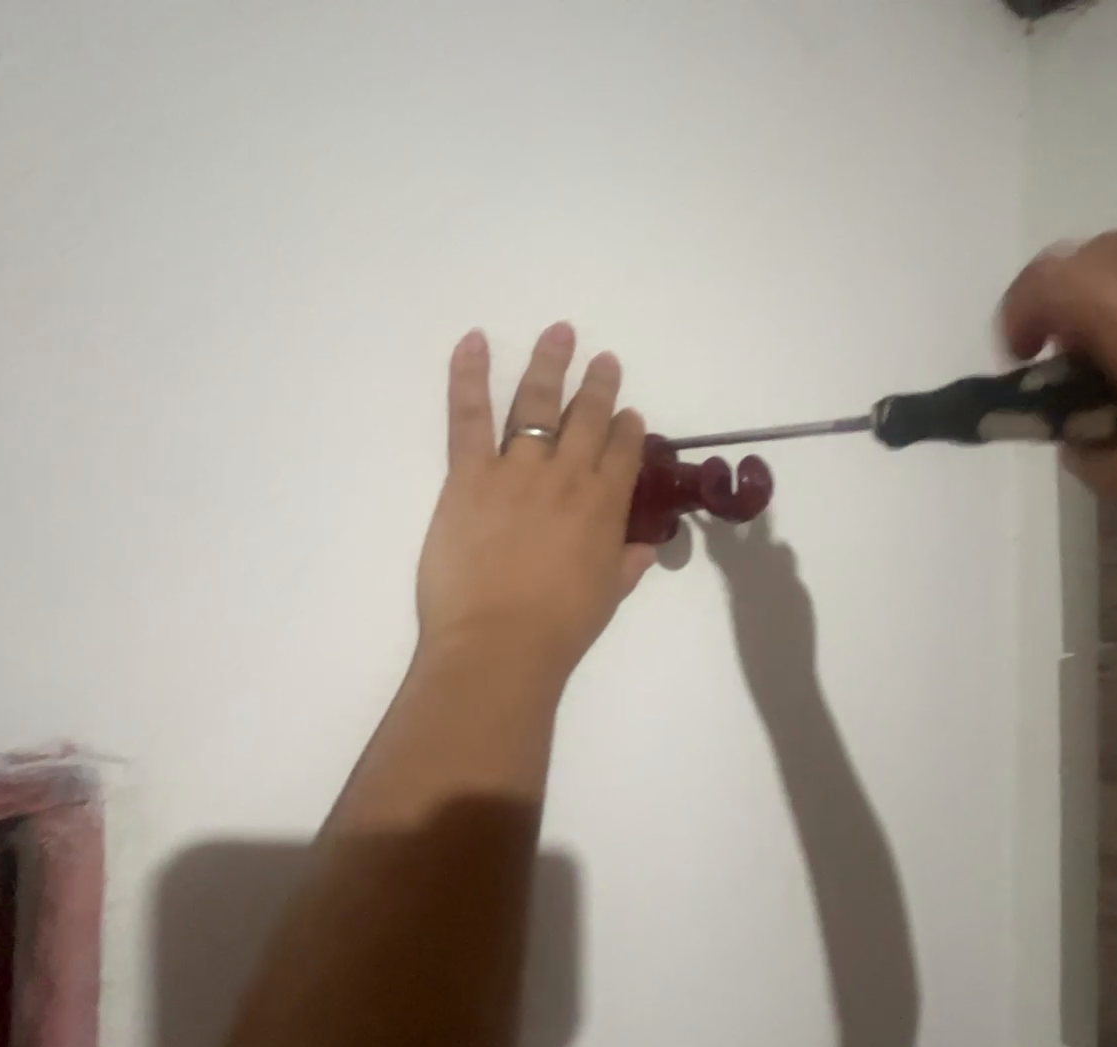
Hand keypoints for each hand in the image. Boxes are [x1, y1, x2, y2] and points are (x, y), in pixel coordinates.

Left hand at [415, 323, 656, 679]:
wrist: (499, 645)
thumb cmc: (558, 629)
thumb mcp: (608, 596)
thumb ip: (628, 564)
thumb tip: (646, 548)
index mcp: (606, 506)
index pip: (624, 452)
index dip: (630, 428)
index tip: (631, 414)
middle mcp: (568, 476)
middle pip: (589, 417)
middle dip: (600, 385)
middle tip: (605, 360)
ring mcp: (518, 469)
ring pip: (538, 403)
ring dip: (552, 364)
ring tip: (561, 332)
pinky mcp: (470, 475)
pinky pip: (470, 415)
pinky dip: (470, 375)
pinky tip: (474, 340)